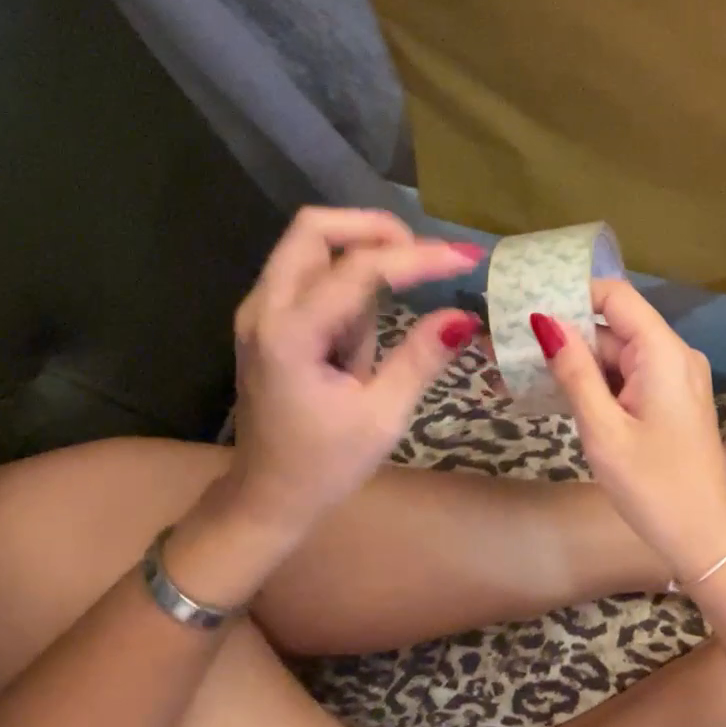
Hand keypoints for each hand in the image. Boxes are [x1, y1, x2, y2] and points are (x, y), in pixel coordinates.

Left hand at [224, 207, 482, 533]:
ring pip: (309, 245)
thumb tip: (464, 317)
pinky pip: (308, 275)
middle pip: (314, 228)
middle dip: (375, 230)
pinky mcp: (269, 322)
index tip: (466, 259)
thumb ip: (420, 359)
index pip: (359, 269)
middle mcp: (264, 309)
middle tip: (424, 255)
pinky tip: (374, 318)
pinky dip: (346, 276)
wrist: (267, 498)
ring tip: (406, 295)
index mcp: (290, 335)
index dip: (418, 258)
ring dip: (361, 253)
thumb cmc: (325, 467)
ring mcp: (260, 312)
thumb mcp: (382, 417)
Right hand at [532, 281, 725, 579]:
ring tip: (522, 373)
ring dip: (577, 363)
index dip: (572, 294)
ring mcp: (676, 379)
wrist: (703, 536)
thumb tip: (544, 321)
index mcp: (664, 353)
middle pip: (614, 326)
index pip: (616, 296)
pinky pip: (629, 378)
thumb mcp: (603, 430)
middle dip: (566, 334)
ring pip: (618, 354)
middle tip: (510, 348)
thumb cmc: (652, 486)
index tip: (526, 308)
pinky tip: (558, 395)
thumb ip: (575, 372)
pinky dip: (597, 384)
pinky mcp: (671, 401)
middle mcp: (675, 355)